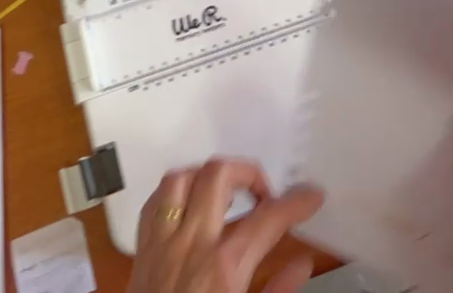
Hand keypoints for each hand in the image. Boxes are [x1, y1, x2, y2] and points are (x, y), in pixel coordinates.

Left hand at [126, 158, 325, 292]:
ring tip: (227, 190)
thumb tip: (301, 265)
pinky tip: (189, 204)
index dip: (296, 202)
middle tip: (264, 192)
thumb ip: (278, 290)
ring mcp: (163, 242)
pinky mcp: (142, 249)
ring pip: (180, 178)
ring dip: (206, 177)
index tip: (310, 197)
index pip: (268, 218)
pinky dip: (175, 193)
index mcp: (224, 267)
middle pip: (218, 175)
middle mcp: (192, 244)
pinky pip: (154, 201)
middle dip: (248, 172)